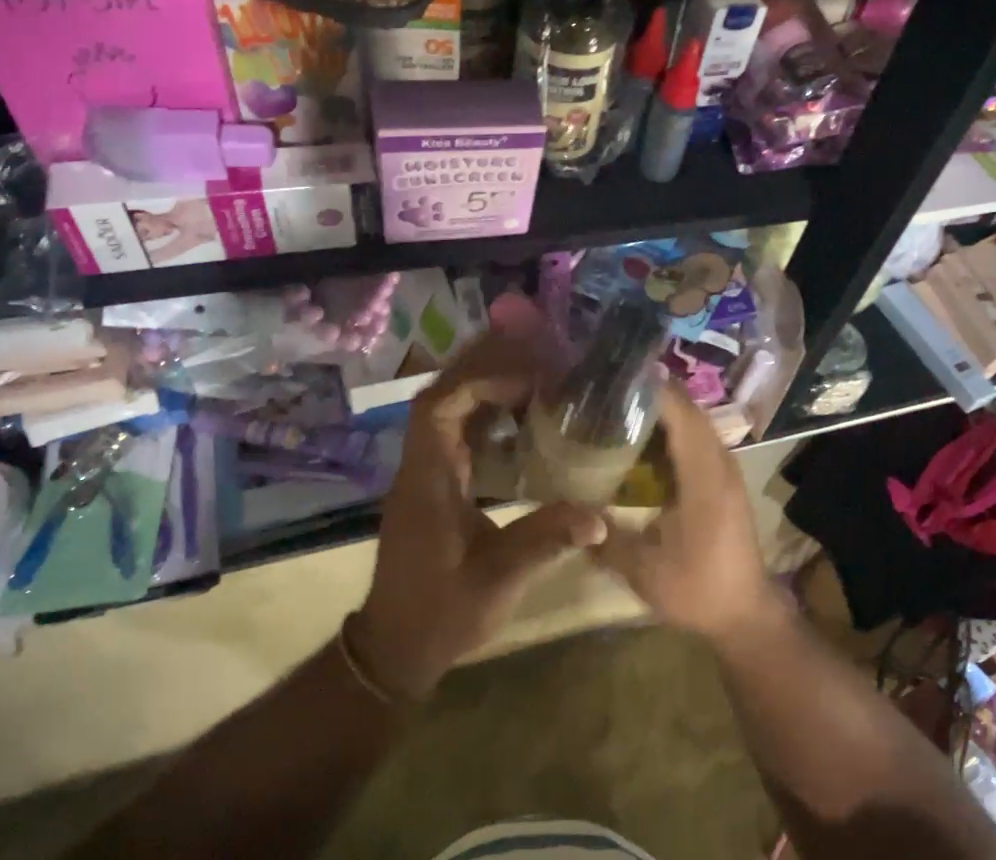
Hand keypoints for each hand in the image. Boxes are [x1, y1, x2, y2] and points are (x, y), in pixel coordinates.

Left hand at [353, 306, 605, 699]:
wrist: (397, 647)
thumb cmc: (441, 613)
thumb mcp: (496, 581)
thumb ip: (542, 542)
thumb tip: (599, 517)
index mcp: (427, 481)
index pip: (439, 409)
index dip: (479, 381)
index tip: (529, 376)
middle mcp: (420, 468)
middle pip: (440, 397)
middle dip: (481, 367)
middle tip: (532, 348)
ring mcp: (423, 476)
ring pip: (446, 412)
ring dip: (483, 385)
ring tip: (532, 370)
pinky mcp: (433, 488)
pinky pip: (456, 434)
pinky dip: (485, 414)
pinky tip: (519, 416)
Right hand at [590, 384, 786, 643]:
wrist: (745, 615)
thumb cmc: (698, 590)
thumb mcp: (643, 570)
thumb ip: (605, 537)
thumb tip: (564, 512)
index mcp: (704, 476)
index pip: (679, 411)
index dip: (647, 388)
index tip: (608, 377)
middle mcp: (720, 463)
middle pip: (686, 409)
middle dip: (647, 394)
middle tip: (602, 391)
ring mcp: (725, 470)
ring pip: (692, 423)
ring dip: (659, 412)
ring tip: (613, 408)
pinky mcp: (723, 481)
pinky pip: (695, 441)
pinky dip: (669, 432)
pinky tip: (637, 442)